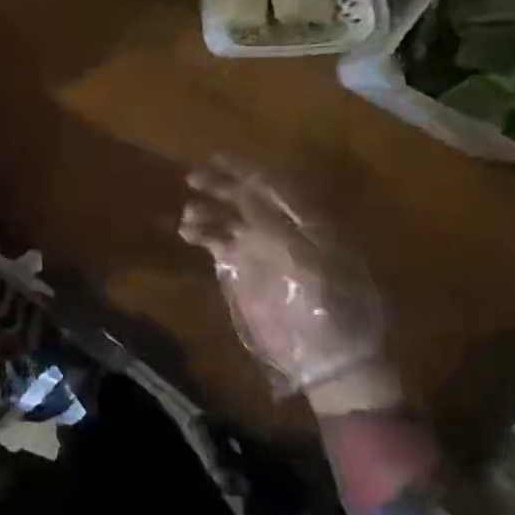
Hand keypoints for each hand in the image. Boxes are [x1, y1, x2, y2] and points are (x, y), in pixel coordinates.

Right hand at [181, 157, 393, 413]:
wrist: (323, 357)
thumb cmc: (326, 307)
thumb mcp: (306, 258)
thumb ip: (275, 221)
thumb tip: (246, 186)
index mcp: (313, 229)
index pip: (280, 189)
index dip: (251, 172)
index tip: (219, 157)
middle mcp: (285, 233)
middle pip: (249, 199)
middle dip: (222, 185)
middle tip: (193, 177)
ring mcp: (260, 250)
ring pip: (226, 216)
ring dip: (206, 209)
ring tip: (190, 214)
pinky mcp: (238, 267)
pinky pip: (212, 238)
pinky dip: (197, 231)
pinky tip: (187, 232)